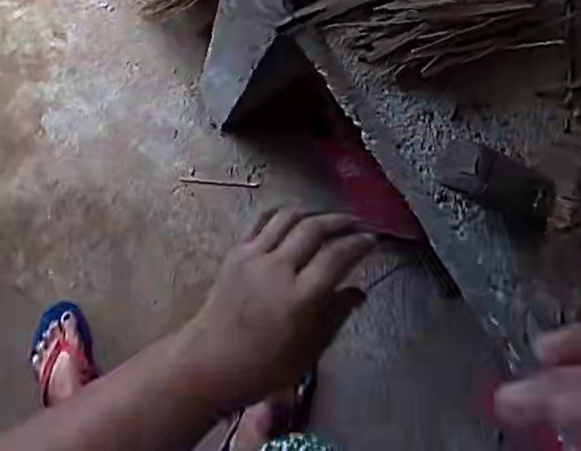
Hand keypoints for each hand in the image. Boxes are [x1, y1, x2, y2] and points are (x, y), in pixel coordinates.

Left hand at [175, 206, 376, 409]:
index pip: (336, 257)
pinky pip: (263, 219)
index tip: (372, 240)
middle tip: (359, 222)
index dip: (358, 244)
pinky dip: (284, 211)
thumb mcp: (308, 353)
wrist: (207, 363)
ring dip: (315, 211)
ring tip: (330, 217)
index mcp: (298, 299)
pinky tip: (296, 214)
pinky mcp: (238, 251)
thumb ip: (336, 316)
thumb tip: (360, 291)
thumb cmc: (261, 368)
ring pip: (290, 216)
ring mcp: (255, 255)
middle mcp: (278, 269)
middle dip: (342, 221)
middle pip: (315, 228)